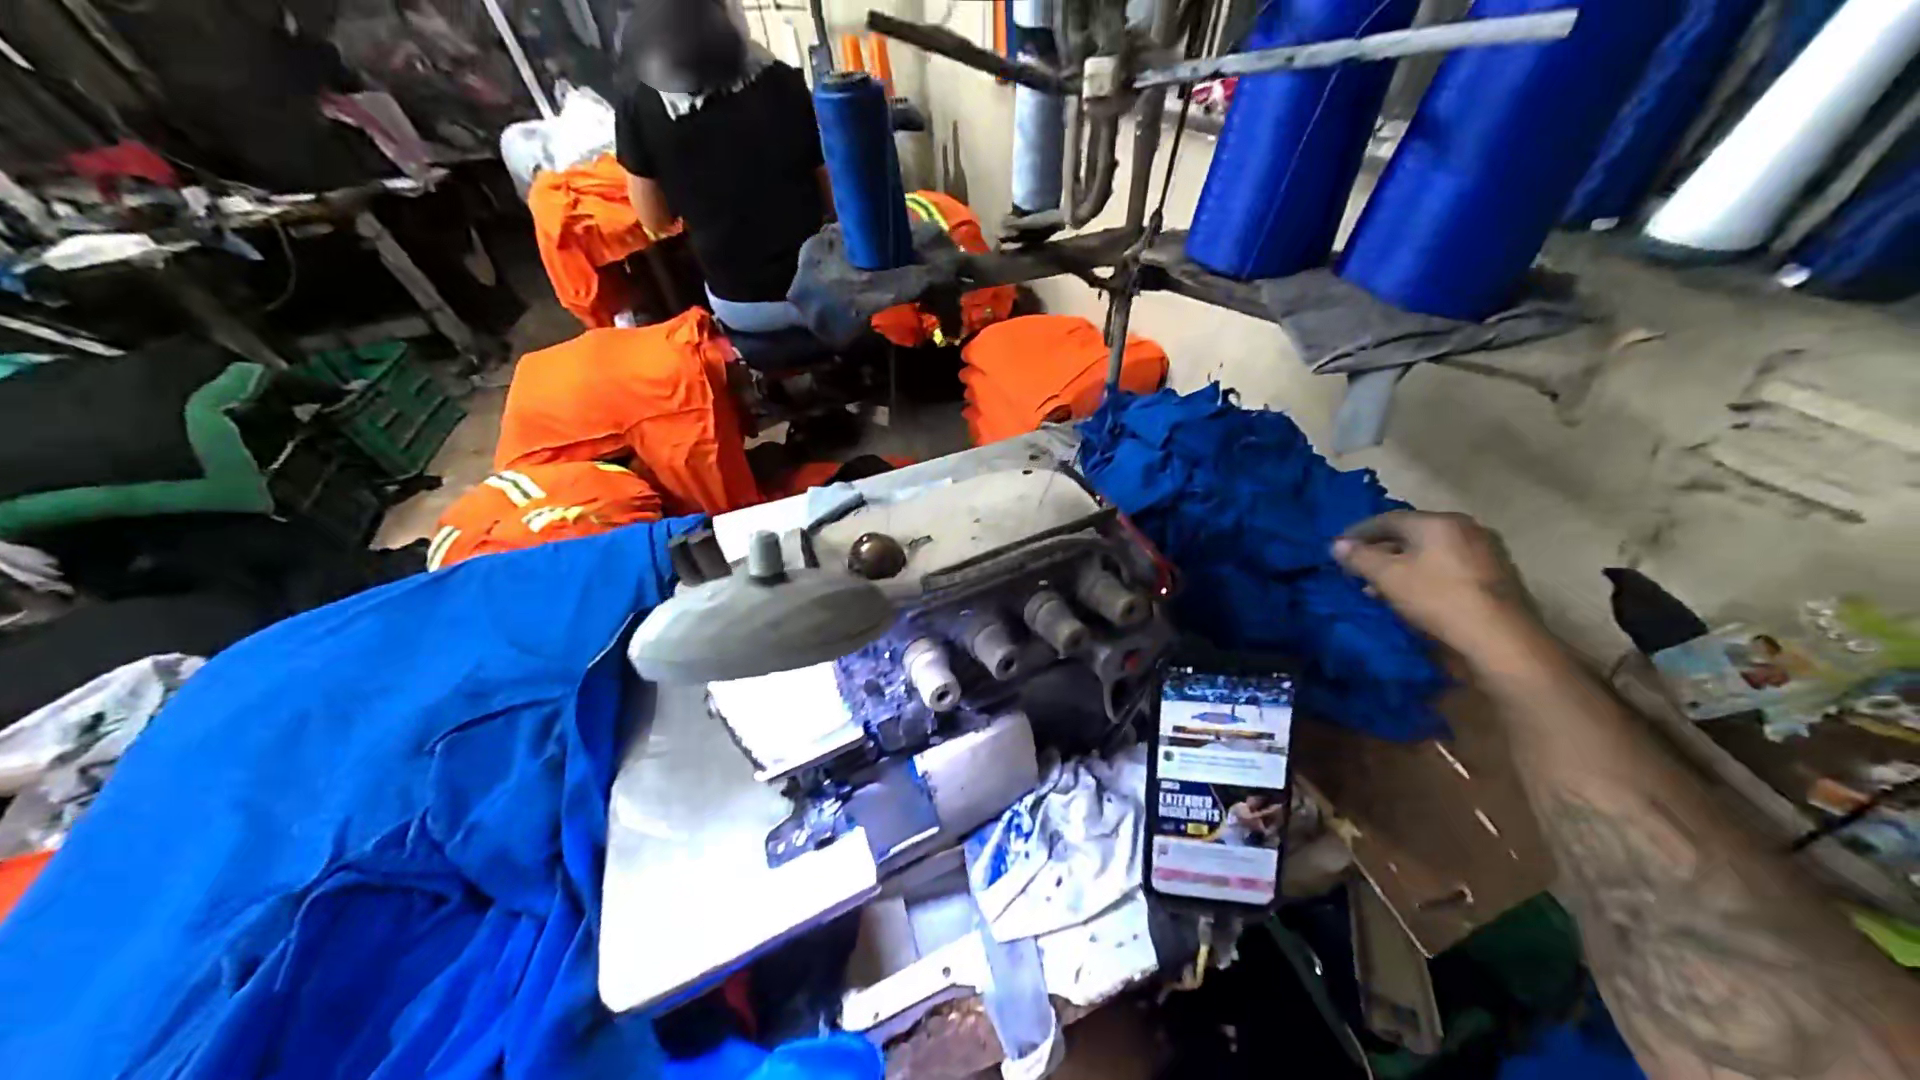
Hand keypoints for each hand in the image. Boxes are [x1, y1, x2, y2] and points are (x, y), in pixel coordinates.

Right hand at [1332, 511, 1542, 664]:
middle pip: (1411, 535)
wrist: (1501, 640)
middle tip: (1358, 569)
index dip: (1358, 533)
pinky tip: (1413, 596)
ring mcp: (1486, 552)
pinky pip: (1449, 567)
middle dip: (1380, 552)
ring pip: (1430, 553)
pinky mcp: (1496, 577)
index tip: (1338, 548)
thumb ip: (1359, 557)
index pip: (1388, 519)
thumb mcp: (1387, 577)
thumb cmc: (1437, 599)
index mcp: (1439, 522)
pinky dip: (1425, 576)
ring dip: (1402, 567)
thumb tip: (1337, 544)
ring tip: (1380, 588)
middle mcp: (1466, 528)